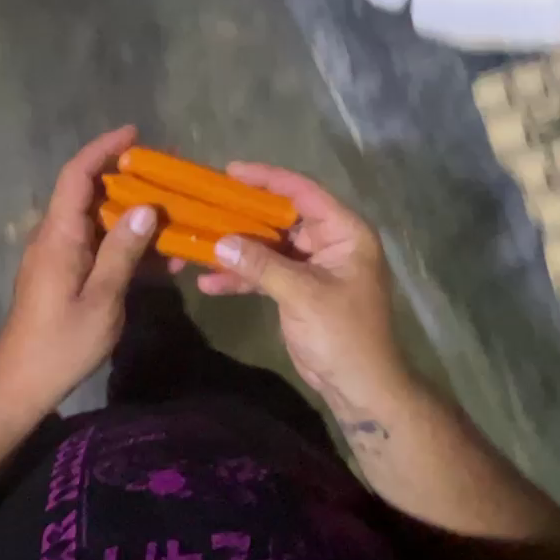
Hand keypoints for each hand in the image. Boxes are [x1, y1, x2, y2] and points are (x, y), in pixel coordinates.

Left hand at [0, 126, 158, 416]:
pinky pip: (100, 245)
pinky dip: (128, 243)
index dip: (103, 149)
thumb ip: (123, 252)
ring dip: (135, 213)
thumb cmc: (60, 342)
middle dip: (129, 178)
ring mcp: (61, 254)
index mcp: (59, 234)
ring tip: (177, 210)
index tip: (135, 134)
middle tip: (170, 174)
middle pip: (91, 191)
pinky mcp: (67, 272)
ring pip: (100, 219)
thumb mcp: (101, 299)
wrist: (21, 382)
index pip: (77, 175)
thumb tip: (147, 208)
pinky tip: (164, 255)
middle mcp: (56, 235)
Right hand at [197, 164, 410, 409]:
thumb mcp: (302, 295)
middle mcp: (329, 242)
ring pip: (268, 245)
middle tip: (208, 203)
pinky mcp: (297, 289)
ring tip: (200, 242)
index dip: (268, 178)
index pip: (303, 192)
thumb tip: (219, 243)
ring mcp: (311, 266)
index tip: (231, 171)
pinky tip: (210, 283)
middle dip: (243, 215)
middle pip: (281, 216)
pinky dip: (241, 277)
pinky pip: (265, 272)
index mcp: (344, 232)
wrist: (359, 388)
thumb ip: (261, 265)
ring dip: (237, 249)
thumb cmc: (343, 333)